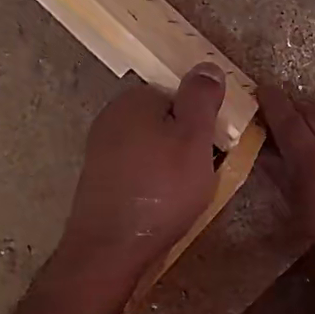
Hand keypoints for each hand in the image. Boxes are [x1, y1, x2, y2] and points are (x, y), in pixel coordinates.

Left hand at [56, 64, 226, 276]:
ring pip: (151, 148)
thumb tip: (206, 66)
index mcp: (133, 99)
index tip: (216, 145)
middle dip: (186, 143)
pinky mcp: (98, 179)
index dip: (201, 119)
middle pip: (164, 121)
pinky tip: (161, 204)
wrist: (110, 247)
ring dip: (171, 165)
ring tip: (185, 193)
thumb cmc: (160, 189)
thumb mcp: (194, 138)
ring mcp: (100, 149)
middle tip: (205, 171)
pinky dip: (152, 182)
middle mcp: (111, 117)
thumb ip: (201, 98)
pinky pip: (136, 170)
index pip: (178, 94)